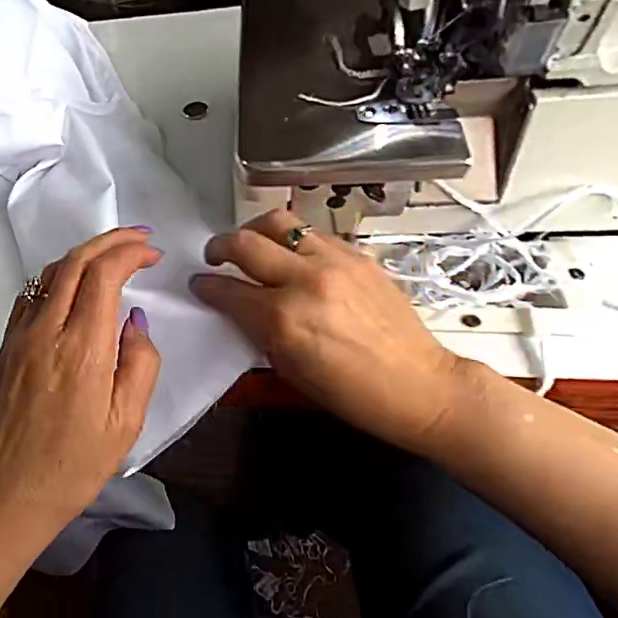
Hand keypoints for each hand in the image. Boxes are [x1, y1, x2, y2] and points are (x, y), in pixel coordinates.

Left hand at [0, 227, 161, 617]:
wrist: (8, 494)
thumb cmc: (74, 465)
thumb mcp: (127, 421)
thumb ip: (140, 362)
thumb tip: (134, 322)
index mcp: (81, 349)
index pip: (103, 275)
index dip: (130, 253)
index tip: (152, 254)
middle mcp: (45, 332)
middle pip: (73, 262)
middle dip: (109, 240)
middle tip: (138, 238)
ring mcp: (19, 338)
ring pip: (49, 273)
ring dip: (83, 254)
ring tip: (112, 254)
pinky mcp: (6, 348)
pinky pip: (31, 295)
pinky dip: (57, 276)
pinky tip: (73, 285)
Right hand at [191, 210, 472, 453]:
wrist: (417, 384)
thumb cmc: (353, 394)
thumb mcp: (292, 373)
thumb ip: (260, 334)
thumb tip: (241, 310)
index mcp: (284, 319)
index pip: (229, 290)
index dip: (207, 287)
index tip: (200, 285)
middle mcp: (306, 280)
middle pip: (246, 243)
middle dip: (219, 247)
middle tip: (214, 256)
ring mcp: (335, 262)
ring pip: (281, 223)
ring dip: (255, 230)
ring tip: (249, 242)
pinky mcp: (358, 256)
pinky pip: (314, 233)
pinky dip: (294, 239)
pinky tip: (292, 254)